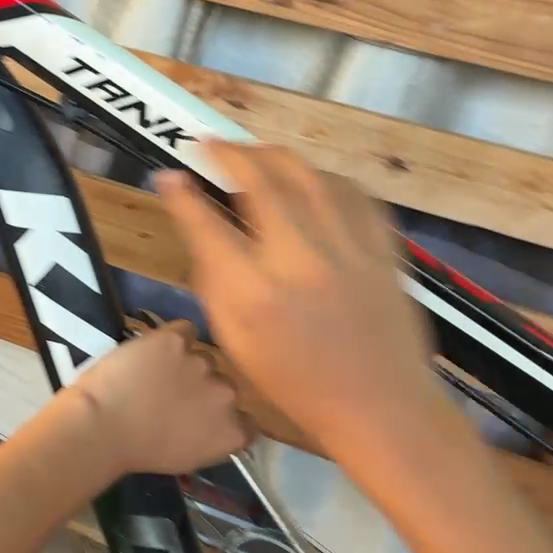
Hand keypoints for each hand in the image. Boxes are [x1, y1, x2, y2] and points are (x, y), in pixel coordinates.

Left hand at [67, 321, 252, 476]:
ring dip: (187, 361)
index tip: (205, 415)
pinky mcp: (174, 338)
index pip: (248, 420)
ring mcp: (201, 362)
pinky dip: (173, 336)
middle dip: (205, 386)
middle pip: (225, 383)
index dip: (226, 414)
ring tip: (159, 370)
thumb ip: (211, 436)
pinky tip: (157, 346)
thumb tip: (212, 422)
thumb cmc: (139, 450)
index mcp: (232, 431)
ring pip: (203, 356)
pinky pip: (184, 329)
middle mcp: (227, 395)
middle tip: (176, 392)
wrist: (104, 424)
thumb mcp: (189, 456)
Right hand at [154, 142, 446, 451]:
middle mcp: (298, 261)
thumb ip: (212, 277)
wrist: (381, 407)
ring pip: (307, 175)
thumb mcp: (232, 337)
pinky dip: (322, 176)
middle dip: (228, 153)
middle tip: (209, 144)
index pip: (206, 224)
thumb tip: (196, 223)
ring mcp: (348, 250)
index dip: (181, 193)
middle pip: (260, 181)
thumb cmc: (293, 380)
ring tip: (252, 152)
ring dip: (272, 155)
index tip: (169, 174)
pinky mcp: (384, 250)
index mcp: (253, 292)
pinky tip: (308, 178)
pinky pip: (353, 192)